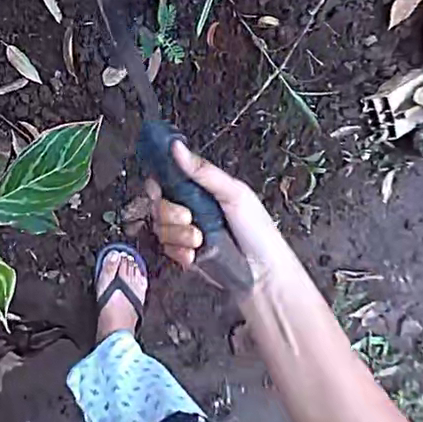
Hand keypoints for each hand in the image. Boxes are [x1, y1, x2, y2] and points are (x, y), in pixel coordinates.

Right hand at [145, 141, 296, 294]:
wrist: (265, 274)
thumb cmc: (258, 231)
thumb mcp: (234, 193)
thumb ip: (203, 171)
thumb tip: (177, 147)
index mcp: (201, 189)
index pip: (165, 180)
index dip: (157, 185)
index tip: (160, 190)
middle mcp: (190, 209)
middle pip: (157, 205)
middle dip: (171, 213)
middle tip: (190, 217)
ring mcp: (186, 232)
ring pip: (160, 228)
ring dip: (179, 235)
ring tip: (200, 239)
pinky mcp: (184, 254)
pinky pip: (167, 250)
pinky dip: (181, 253)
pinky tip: (196, 254)